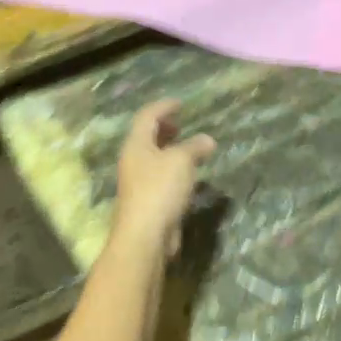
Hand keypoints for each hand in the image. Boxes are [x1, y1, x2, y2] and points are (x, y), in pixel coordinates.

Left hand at [110, 99, 215, 258]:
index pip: (147, 117)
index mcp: (136, 145)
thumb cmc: (160, 190)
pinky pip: (160, 177)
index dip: (163, 107)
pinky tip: (188, 177)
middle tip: (180, 125)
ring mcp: (138, 183)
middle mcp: (133, 161)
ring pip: (153, 159)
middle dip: (163, 128)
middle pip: (146, 137)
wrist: (145, 235)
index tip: (180, 104)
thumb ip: (194, 147)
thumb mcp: (181, 161)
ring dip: (169, 150)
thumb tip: (207, 140)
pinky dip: (174, 170)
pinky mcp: (148, 201)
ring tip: (188, 149)